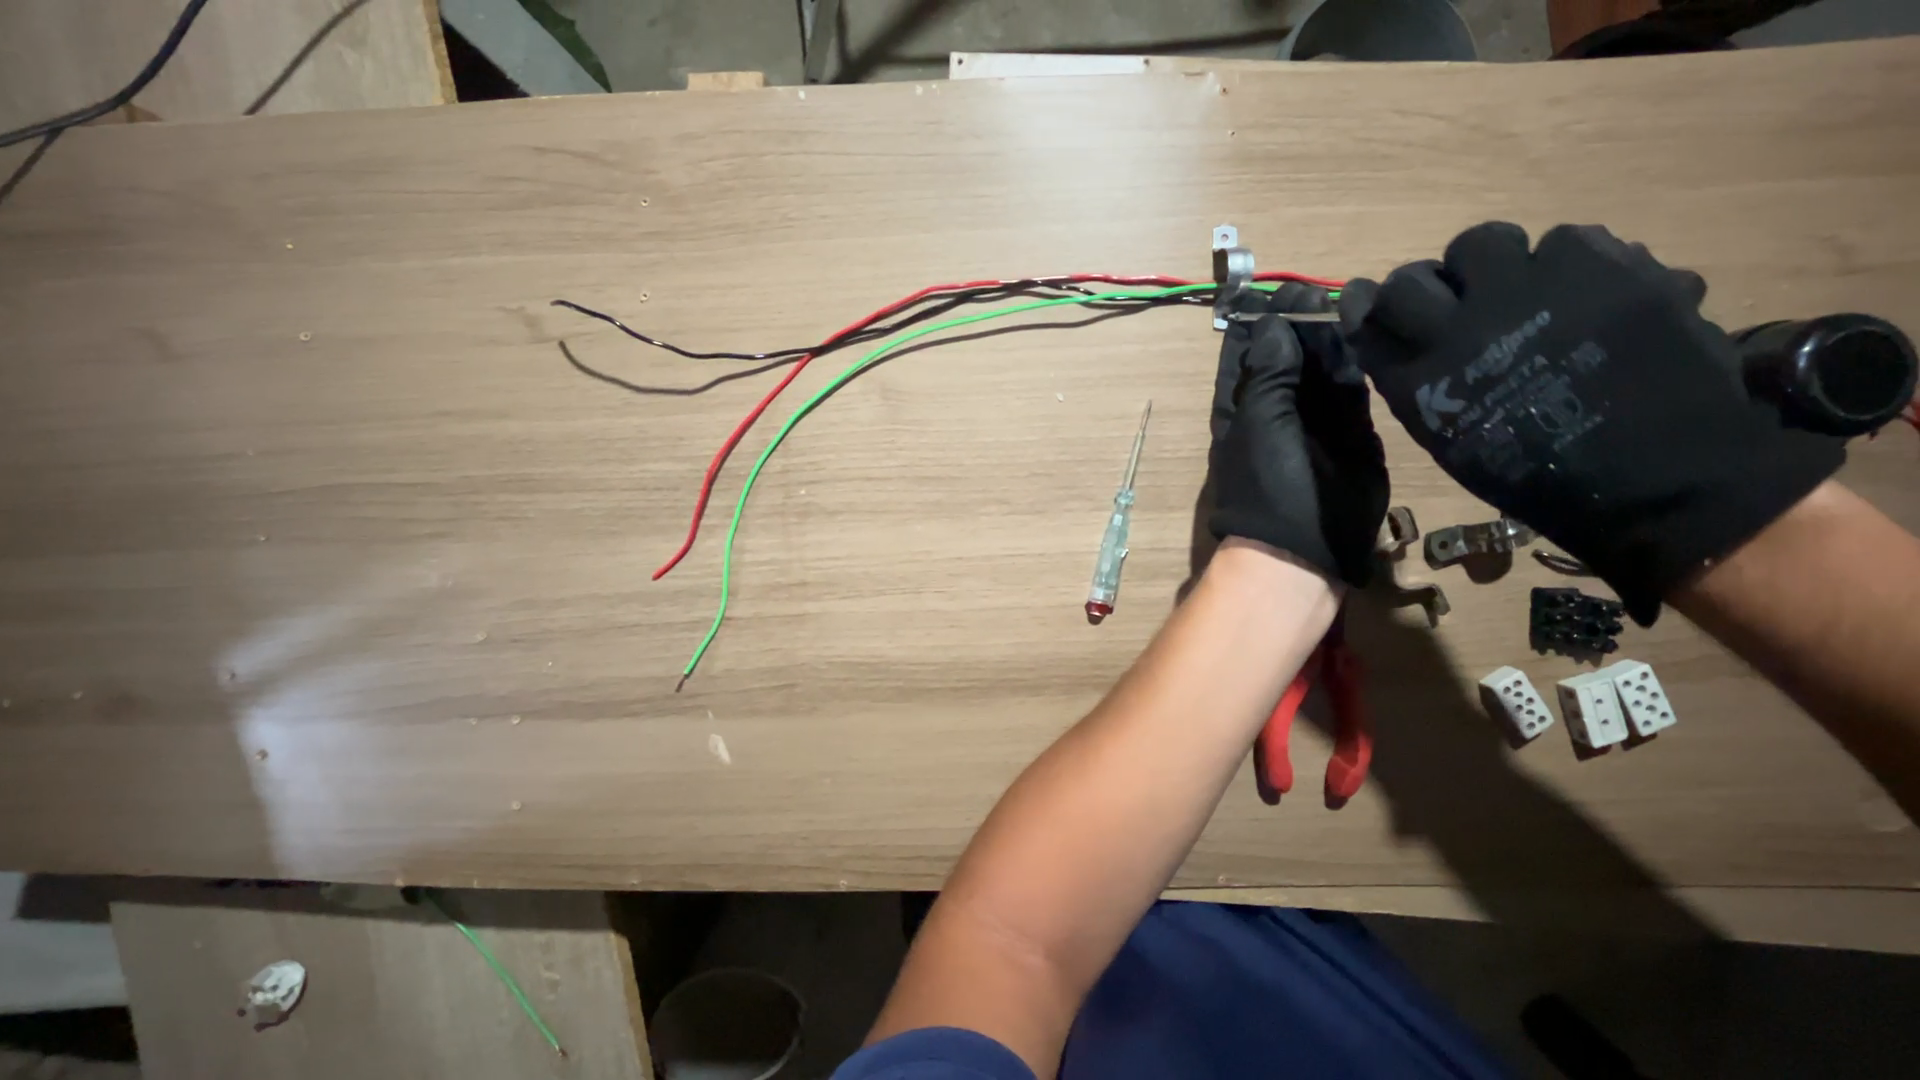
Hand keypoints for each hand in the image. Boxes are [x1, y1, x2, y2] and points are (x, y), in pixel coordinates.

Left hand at [1208, 283, 1388, 586]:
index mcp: (1242, 409)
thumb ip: (1269, 372)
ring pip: (1322, 371)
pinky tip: (1362, 337)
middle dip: (1300, 324)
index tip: (1277, 289)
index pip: (1249, 354)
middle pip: (1289, 357)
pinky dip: (1354, 366)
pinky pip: (1352, 393)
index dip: (1261, 322)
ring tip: (1342, 301)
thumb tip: (1272, 322)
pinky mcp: (1354, 436)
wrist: (1302, 549)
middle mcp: (1278, 412)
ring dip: (1329, 339)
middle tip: (1317, 289)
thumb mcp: (1260, 421)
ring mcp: (1316, 424)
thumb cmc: (1270, 483)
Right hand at [1339, 222, 1844, 622]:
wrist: (1661, 484)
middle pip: (1453, 254)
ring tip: (1550, 305)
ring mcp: (1554, 287)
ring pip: (1519, 241)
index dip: (1379, 300)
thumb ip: (1413, 374)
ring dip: (1525, 269)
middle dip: (1460, 275)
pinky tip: (1600, 308)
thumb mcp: (1448, 435)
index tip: (1394, 309)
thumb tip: (1380, 321)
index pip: (1380, 301)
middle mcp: (1480, 317)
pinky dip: (1588, 270)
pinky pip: (1589, 244)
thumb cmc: (1538, 476)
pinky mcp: (1624, 272)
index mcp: (1432, 368)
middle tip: (1484, 304)